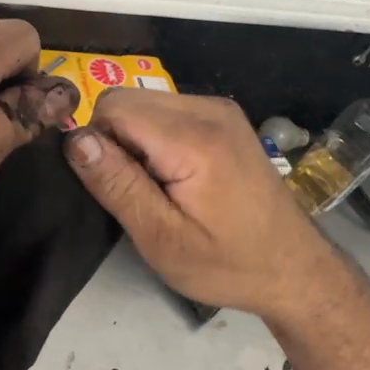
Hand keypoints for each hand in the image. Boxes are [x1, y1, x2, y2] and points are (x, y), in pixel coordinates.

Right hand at [62, 89, 331, 315]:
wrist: (295, 269)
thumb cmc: (228, 264)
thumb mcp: (163, 239)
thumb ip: (118, 185)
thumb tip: (75, 139)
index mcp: (194, 138)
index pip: (112, 108)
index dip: (98, 145)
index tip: (115, 188)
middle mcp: (208, 109)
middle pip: (124, 99)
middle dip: (113, 140)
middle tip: (135, 191)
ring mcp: (219, 109)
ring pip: (142, 102)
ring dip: (132, 138)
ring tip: (155, 186)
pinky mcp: (223, 116)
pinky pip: (164, 109)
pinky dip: (153, 136)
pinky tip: (172, 174)